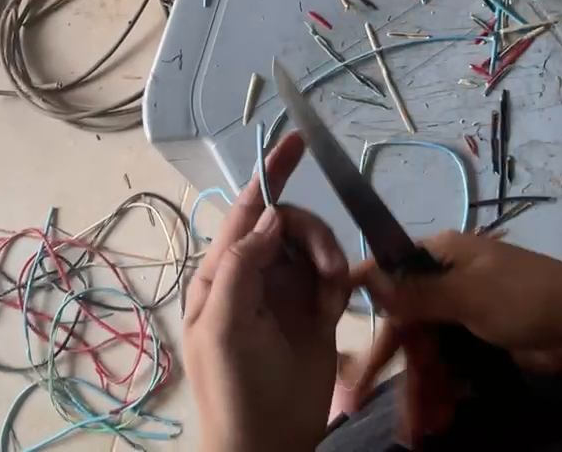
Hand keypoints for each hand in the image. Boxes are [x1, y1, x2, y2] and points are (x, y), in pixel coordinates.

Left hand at [183, 133, 352, 451]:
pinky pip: (334, 271)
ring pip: (315, 243)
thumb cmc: (234, 389)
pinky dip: (338, 283)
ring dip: (328, 260)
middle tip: (326, 271)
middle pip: (289, 222)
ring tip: (330, 296)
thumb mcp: (224, 327)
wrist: (270, 446)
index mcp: (224, 272)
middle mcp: (256, 271)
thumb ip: (242, 264)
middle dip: (311, 235)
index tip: (296, 141)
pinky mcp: (316, 306)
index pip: (246, 209)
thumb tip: (270, 215)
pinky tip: (332, 310)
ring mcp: (286, 289)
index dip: (270, 172)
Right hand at [349, 230, 561, 442]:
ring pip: (427, 350)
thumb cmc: (524, 298)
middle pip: (408, 322)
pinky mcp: (478, 341)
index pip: (394, 272)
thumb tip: (367, 275)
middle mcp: (449, 280)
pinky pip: (448, 365)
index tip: (336, 323)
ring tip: (417, 428)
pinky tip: (437, 418)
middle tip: (361, 400)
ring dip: (420, 387)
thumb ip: (418, 292)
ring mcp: (464, 311)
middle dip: (396, 365)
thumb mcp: (469, 294)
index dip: (369, 298)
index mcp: (444, 255)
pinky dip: (441, 390)